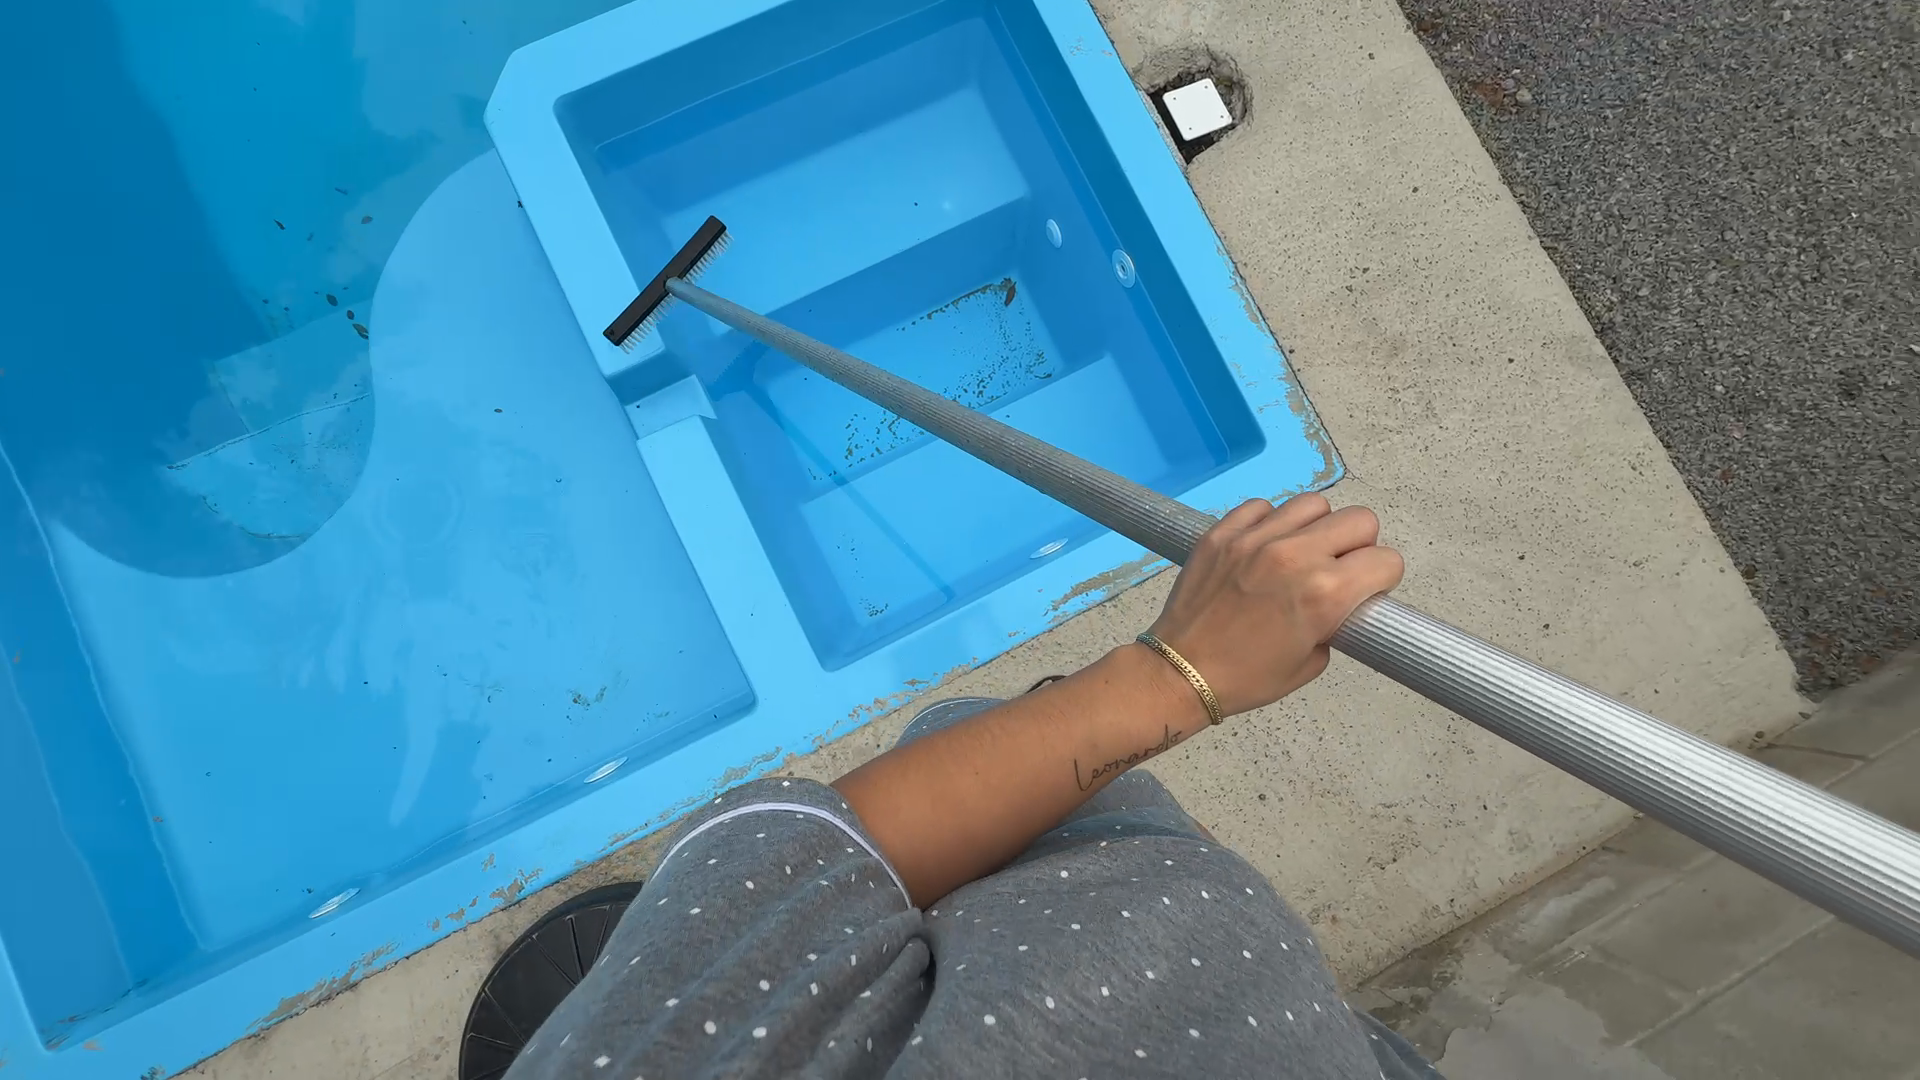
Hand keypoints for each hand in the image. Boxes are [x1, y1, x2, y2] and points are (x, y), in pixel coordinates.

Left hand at [1144, 494, 1403, 716]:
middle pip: (1358, 520)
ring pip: (1312, 504)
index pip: (1385, 560)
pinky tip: (1262, 546)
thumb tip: (1339, 595)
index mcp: (1325, 594)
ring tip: (1298, 553)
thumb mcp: (1312, 661)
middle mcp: (1294, 556)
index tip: (1363, 590)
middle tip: (1336, 569)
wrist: (1181, 670)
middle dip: (1357, 545)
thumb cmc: (1248, 677)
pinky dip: (1269, 521)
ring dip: (1315, 527)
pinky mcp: (1221, 533)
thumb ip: (1335, 619)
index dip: (1380, 578)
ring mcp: (1253, 539)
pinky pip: (1260, 506)